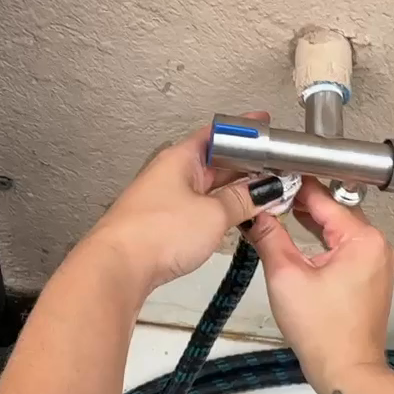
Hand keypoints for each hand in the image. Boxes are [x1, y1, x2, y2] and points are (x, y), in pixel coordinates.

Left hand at [77, 114, 280, 293]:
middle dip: (246, 166)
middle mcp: (171, 174)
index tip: (264, 125)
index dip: (244, 130)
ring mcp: (165, 199)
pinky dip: (219, 211)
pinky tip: (233, 220)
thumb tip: (264, 189)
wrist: (117, 269)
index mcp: (181, 158)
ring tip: (262, 198)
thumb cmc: (155, 233)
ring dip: (234, 192)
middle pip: (215, 162)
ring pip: (207, 188)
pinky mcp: (162, 224)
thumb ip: (243, 199)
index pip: (218, 134)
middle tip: (276, 170)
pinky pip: (198, 209)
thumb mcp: (213, 213)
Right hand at [245, 181, 393, 393]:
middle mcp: (377, 245)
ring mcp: (377, 262)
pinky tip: (299, 239)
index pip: (323, 198)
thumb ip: (270, 236)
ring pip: (339, 228)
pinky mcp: (371, 276)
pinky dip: (322, 240)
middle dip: (301, 202)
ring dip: (311, 221)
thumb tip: (255, 213)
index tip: (271, 178)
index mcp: (363, 239)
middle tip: (268, 196)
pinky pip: (345, 246)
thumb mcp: (286, 276)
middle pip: (334, 210)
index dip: (294, 186)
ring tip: (278, 213)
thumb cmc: (323, 331)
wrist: (346, 371)